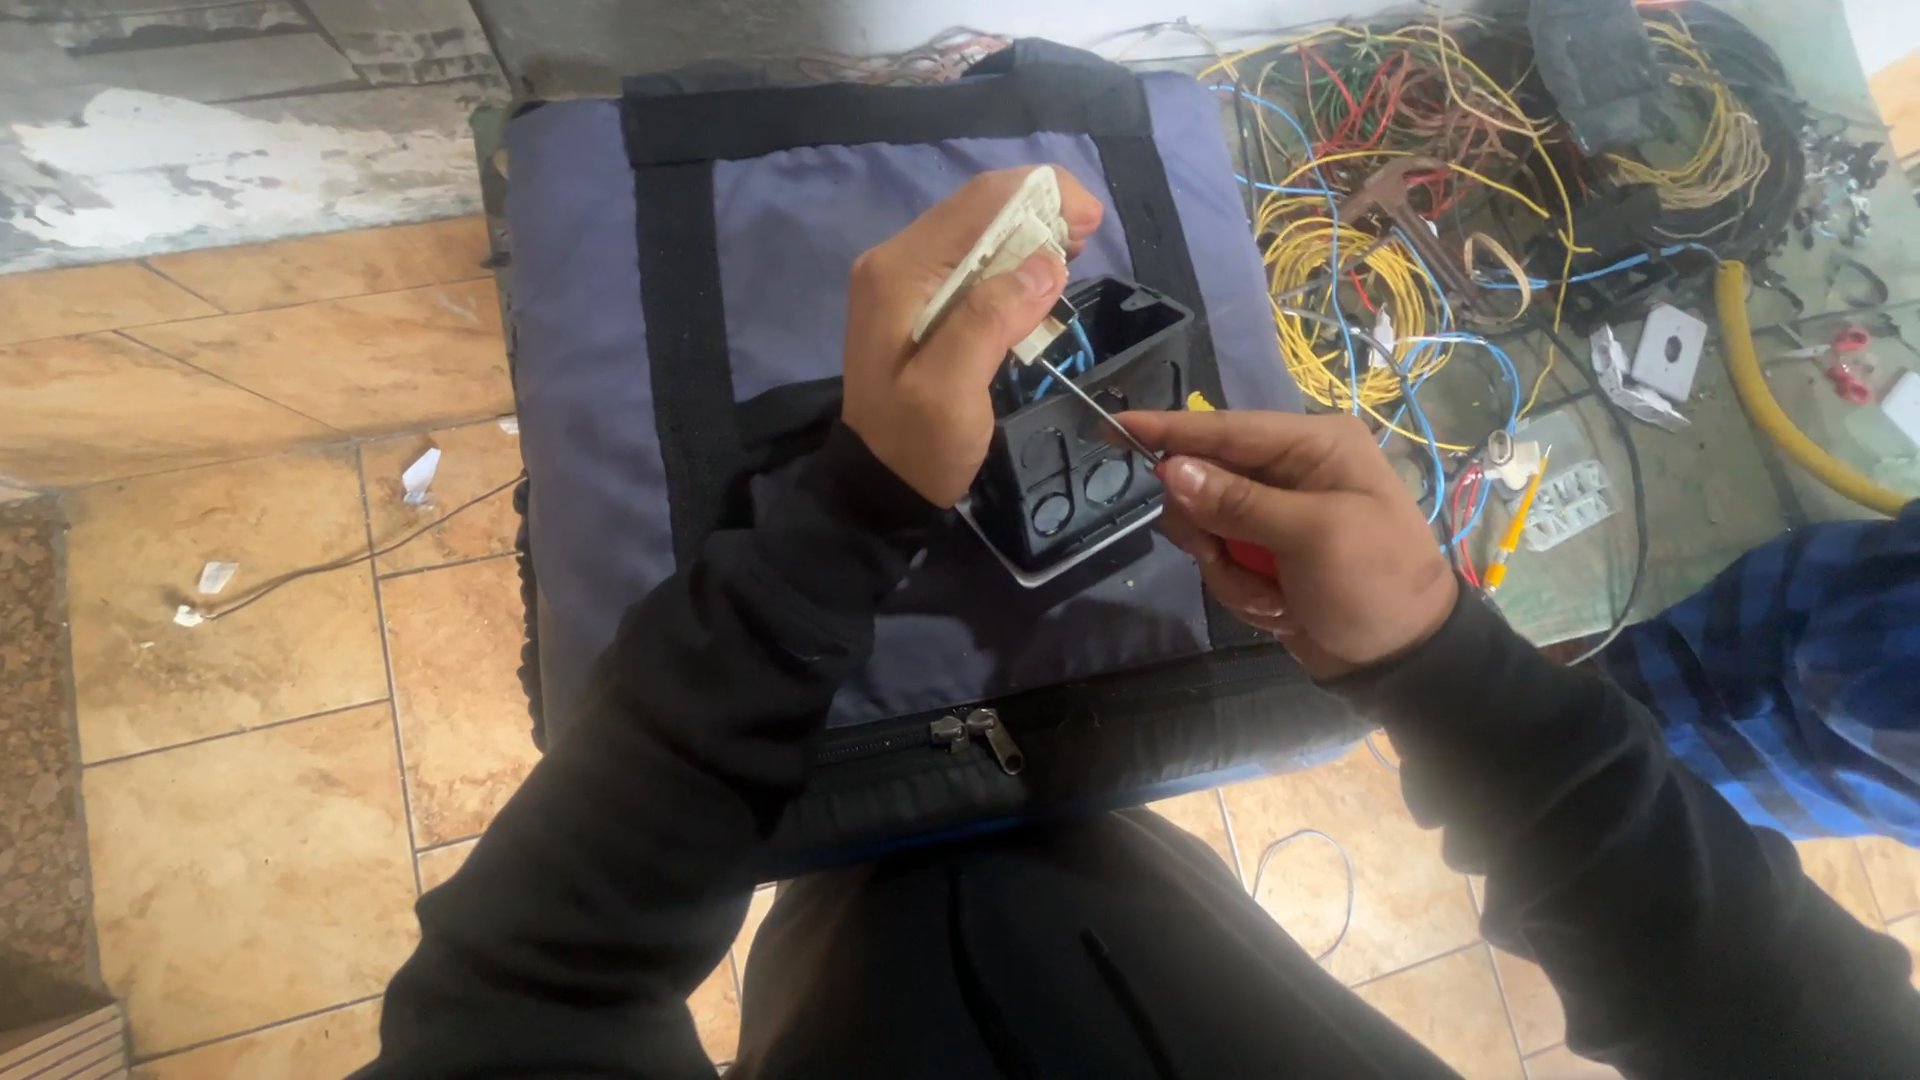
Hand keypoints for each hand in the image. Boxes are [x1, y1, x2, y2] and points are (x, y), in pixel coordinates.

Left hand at [841, 167, 1103, 506]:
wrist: (881, 484)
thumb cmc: (917, 445)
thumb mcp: (951, 391)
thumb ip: (990, 320)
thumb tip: (1046, 263)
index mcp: (900, 272)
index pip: (979, 203)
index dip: (1042, 195)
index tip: (1092, 220)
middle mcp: (896, 263)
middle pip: (977, 210)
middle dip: (1038, 211)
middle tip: (1088, 238)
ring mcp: (903, 283)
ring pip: (976, 233)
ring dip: (1027, 236)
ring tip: (1072, 253)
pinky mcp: (916, 304)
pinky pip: (970, 265)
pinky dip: (1009, 264)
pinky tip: (1037, 280)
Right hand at [1118, 410, 1457, 677]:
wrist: (1398, 660)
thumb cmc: (1373, 584)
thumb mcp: (1313, 536)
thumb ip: (1238, 502)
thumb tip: (1169, 469)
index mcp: (1312, 446)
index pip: (1224, 429)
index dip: (1167, 430)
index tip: (1112, 426)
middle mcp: (1287, 470)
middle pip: (1201, 479)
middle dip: (1207, 528)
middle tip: (1218, 554)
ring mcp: (1269, 513)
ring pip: (1201, 526)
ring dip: (1227, 568)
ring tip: (1270, 593)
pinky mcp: (1259, 549)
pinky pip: (1216, 559)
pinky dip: (1238, 588)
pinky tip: (1278, 606)